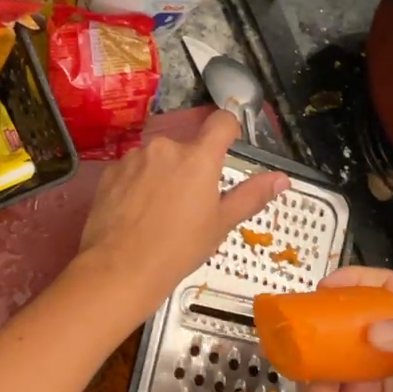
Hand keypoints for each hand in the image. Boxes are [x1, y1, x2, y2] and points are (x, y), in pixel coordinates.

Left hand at [76, 110, 287, 312]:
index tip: (228, 146)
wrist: (120, 269)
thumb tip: (282, 178)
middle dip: (190, 168)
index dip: (229, 130)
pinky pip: (131, 171)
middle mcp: (165, 148)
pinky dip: (136, 185)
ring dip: (161, 176)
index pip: (221, 122)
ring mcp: (133, 158)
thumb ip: (251, 196)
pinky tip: (135, 214)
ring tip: (158, 213)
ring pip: (156, 159)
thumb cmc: (178, 248)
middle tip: (189, 203)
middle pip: (186, 148)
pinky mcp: (110, 172)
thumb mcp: (221, 224)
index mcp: (198, 157)